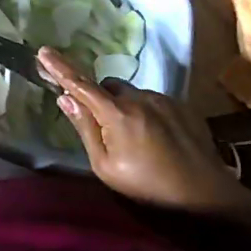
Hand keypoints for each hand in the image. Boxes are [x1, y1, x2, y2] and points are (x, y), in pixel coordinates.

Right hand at [41, 47, 247, 215]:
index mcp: (118, 114)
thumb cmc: (148, 189)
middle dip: (100, 100)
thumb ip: (85, 129)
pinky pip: (153, 102)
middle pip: (109, 87)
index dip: (60, 68)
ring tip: (136, 142)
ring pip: (132, 95)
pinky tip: (156, 141)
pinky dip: (146, 114)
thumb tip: (65, 99)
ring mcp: (164, 100)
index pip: (81, 85)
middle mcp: (141, 98)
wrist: (206, 198)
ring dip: (125, 108)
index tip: (44, 51)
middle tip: (103, 129)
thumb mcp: (106, 168)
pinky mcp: (182, 107)